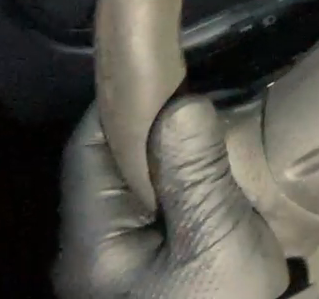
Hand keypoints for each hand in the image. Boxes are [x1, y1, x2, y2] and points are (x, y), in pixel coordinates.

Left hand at [57, 96, 291, 298]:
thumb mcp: (212, 239)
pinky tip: (229, 154)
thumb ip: (195, 172)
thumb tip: (182, 102)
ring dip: (181, 143)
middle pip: (116, 162)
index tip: (168, 58)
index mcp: (93, 239)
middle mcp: (100, 244)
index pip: (89, 149)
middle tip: (212, 78)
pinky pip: (170, 198)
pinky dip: (195, 168)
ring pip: (145, 179)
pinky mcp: (162, 260)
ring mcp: (129, 256)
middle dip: (159, 118)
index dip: (121, 99)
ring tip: (227, 106)